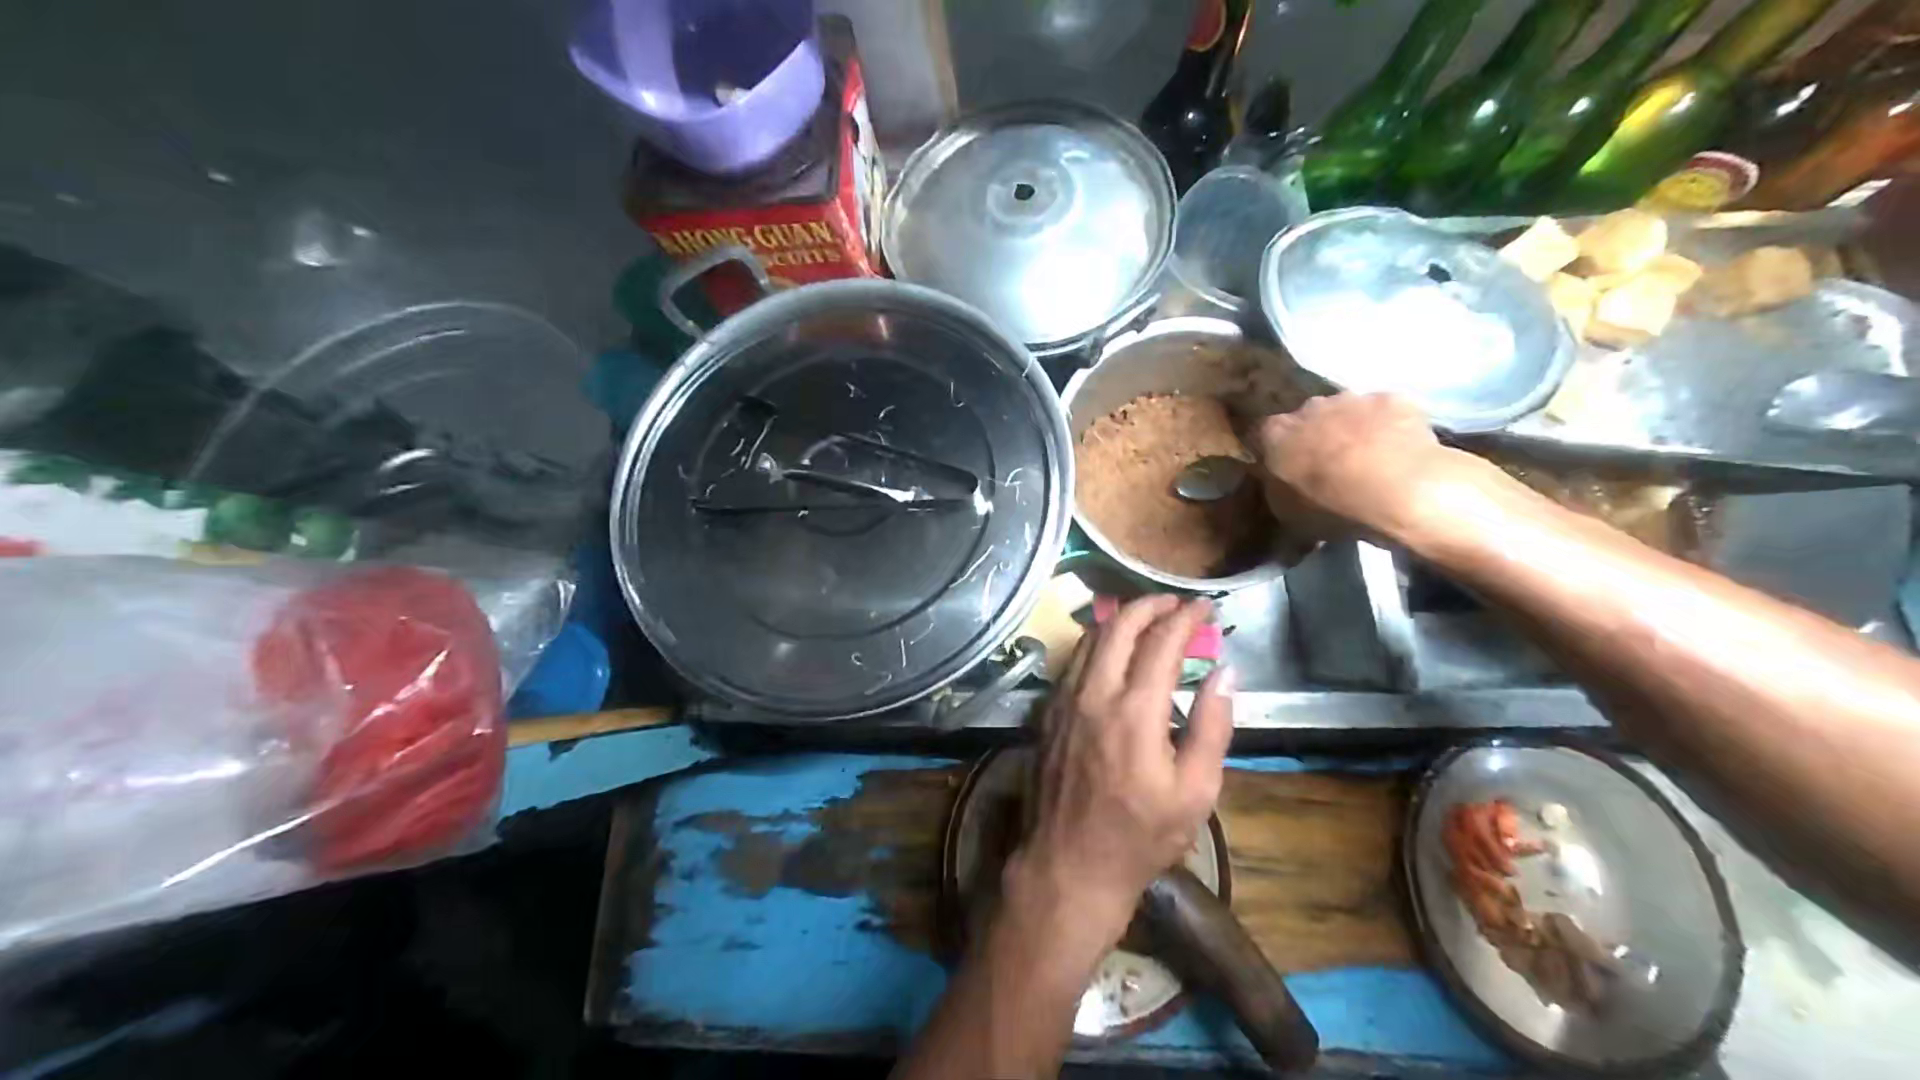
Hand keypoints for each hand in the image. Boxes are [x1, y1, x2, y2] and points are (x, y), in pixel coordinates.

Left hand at [1007, 595, 1233, 944]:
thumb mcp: (1195, 792)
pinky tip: (1113, 651)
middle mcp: (1093, 693)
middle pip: (1119, 626)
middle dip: (1150, 605)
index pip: (1161, 642)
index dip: (1186, 617)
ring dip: (1121, 619)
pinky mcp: (1047, 712)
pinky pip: (1073, 661)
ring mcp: (1063, 700)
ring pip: (1089, 638)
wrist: (1068, 863)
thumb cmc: (1140, 835)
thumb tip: (1226, 672)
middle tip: (1176, 604)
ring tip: (1148, 618)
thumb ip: (1212, 726)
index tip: (1205, 606)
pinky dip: (1097, 643)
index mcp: (1135, 711)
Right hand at [1252, 393, 1497, 543]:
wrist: (1398, 489)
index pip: (1264, 433)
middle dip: (1316, 434)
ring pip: (1348, 410)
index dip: (1276, 448)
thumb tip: (1279, 481)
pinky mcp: (1394, 399)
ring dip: (1352, 427)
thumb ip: (1278, 487)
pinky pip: (1387, 411)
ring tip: (1369, 457)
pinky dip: (1390, 425)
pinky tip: (1400, 449)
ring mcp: (1353, 398)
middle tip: (1329, 462)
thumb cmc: (1332, 505)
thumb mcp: (1288, 510)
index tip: (1286, 465)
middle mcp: (1309, 407)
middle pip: (1308, 416)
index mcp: (1276, 433)